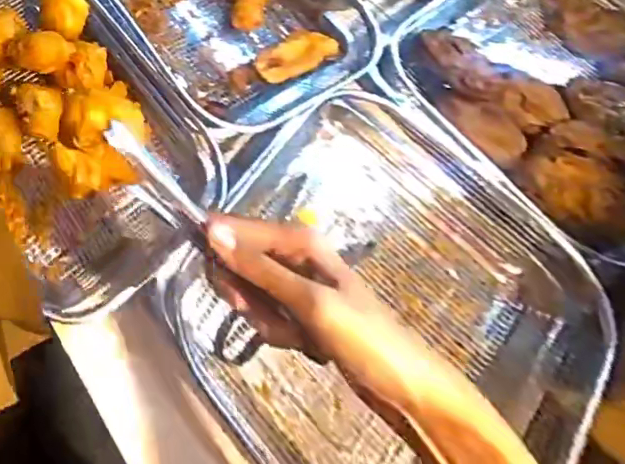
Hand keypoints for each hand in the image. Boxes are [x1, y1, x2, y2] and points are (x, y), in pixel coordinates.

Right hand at [205, 216, 536, 463]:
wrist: (414, 395)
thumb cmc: (367, 340)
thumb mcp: (309, 302)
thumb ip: (258, 267)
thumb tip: (210, 229)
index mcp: (297, 238)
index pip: (235, 228)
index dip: (222, 254)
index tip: (228, 288)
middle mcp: (292, 253)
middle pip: (238, 261)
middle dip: (246, 294)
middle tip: (267, 317)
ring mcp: (295, 283)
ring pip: (250, 291)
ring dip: (264, 318)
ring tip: (295, 337)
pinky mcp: (298, 310)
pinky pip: (266, 313)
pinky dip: (277, 331)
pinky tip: (302, 345)